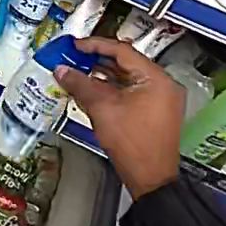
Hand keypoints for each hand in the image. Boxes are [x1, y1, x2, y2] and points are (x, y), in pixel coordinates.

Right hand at [54, 36, 184, 198]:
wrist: (150, 179)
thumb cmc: (132, 144)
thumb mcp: (102, 108)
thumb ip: (80, 85)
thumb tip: (62, 71)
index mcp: (156, 78)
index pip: (123, 51)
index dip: (96, 46)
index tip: (78, 46)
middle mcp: (163, 85)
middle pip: (126, 63)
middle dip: (98, 60)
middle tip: (76, 57)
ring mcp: (162, 99)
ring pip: (128, 78)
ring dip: (104, 75)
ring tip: (80, 72)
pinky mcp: (156, 111)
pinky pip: (132, 91)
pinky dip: (113, 89)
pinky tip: (93, 90)